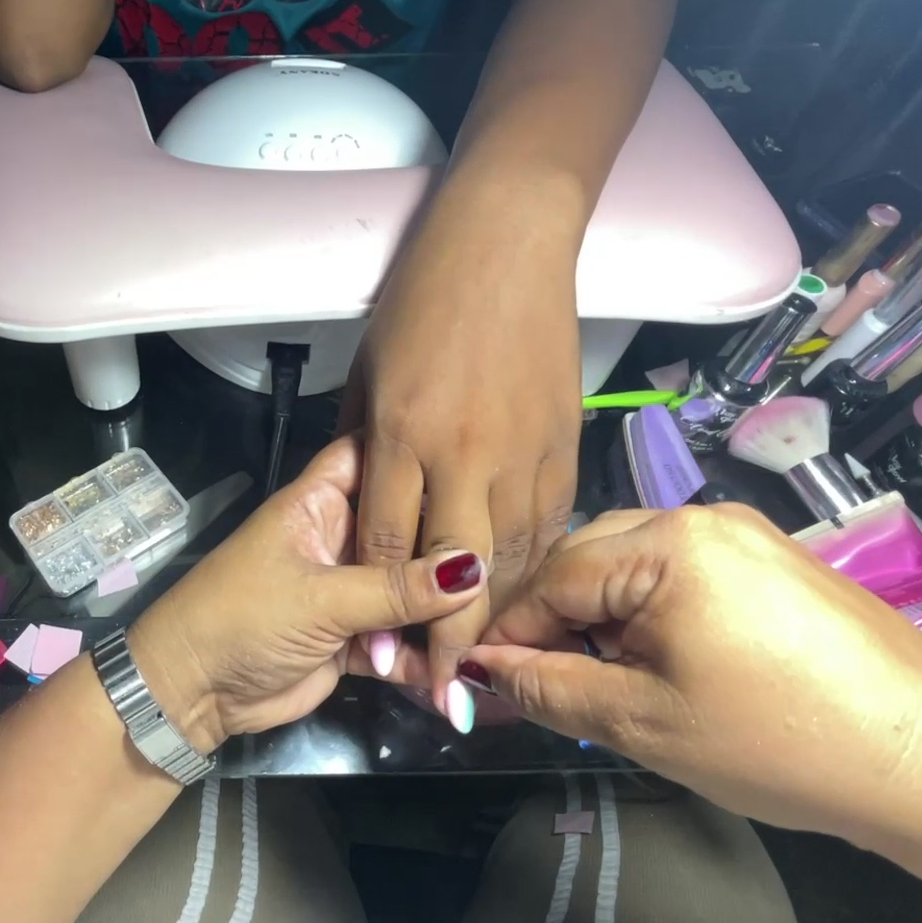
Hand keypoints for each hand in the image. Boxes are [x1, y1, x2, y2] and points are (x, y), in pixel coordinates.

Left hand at [127, 437, 487, 752]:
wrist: (196, 691)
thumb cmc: (242, 619)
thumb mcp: (319, 599)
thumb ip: (396, 588)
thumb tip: (474, 571)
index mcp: (320, 503)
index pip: (375, 457)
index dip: (419, 452)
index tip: (476, 456)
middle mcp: (342, 538)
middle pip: (408, 529)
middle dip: (450, 551)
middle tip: (504, 571)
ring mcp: (350, 589)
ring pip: (412, 590)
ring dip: (441, 615)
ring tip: (481, 636)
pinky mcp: (355, 638)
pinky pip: (400, 639)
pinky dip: (420, 657)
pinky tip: (453, 675)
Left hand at [339, 191, 584, 725]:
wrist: (505, 238)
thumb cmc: (417, 300)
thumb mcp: (364, 374)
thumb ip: (361, 448)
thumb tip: (358, 510)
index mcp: (399, 434)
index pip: (388, 541)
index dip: (386, 603)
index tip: (388, 653)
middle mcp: (460, 452)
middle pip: (453, 567)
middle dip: (447, 635)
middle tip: (443, 684)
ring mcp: (519, 448)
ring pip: (509, 555)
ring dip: (498, 612)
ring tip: (485, 657)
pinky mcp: (563, 442)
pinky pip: (547, 523)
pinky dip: (535, 566)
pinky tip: (527, 597)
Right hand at [461, 506, 921, 844]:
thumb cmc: (779, 743)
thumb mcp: (640, 722)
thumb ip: (543, 686)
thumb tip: (476, 667)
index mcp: (668, 545)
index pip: (551, 578)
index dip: (508, 630)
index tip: (479, 676)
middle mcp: (699, 517)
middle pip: (584, 558)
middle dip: (549, 619)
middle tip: (536, 679)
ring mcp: (739, 533)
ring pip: (624, 561)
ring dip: (592, 613)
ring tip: (593, 672)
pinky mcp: (766, 558)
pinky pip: (671, 569)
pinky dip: (639, 608)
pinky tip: (648, 655)